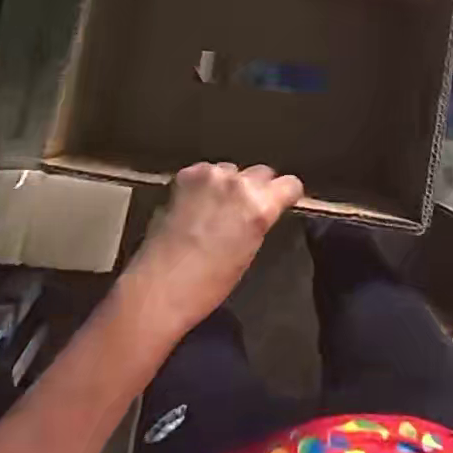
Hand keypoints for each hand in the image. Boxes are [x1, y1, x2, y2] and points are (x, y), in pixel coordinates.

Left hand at [119, 162, 302, 334]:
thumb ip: (257, 220)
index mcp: (259, 205)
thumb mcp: (249, 250)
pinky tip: (194, 205)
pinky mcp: (183, 175)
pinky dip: (203, 184)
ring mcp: (208, 174)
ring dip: (227, 184)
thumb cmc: (211, 282)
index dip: (286, 194)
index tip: (281, 201)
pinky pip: (203, 173)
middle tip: (245, 208)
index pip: (289, 183)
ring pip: (229, 170)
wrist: (163, 282)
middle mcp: (236, 182)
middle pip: (260, 172)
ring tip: (215, 207)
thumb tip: (258, 210)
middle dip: (256, 187)